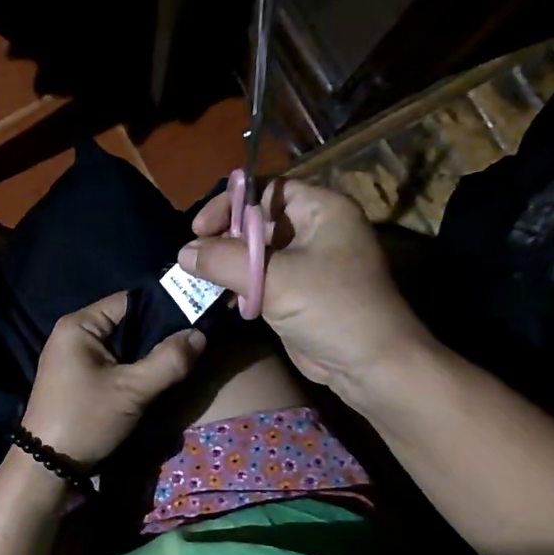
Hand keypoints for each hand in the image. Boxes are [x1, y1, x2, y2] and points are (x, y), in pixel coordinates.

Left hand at [21, 291, 207, 467]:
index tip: (196, 318)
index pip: (130, 301)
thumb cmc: (86, 420)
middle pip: (128, 323)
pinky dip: (136, 370)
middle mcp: (74, 335)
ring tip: (182, 360)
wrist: (47, 468)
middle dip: (160, 334)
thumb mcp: (132, 390)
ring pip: (124, 347)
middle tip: (195, 343)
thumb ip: (169, 361)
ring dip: (149, 355)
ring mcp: (75, 359)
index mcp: (79, 325)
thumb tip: (200, 334)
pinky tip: (158, 379)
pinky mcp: (80, 380)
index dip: (165, 307)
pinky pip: (115, 364)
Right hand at [179, 180, 428, 392]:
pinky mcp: (299, 294)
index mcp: (321, 209)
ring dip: (229, 265)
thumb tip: (184, 252)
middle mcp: (314, 230)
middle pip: (259, 221)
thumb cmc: (331, 307)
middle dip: (225, 237)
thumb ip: (225, 261)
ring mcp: (307, 264)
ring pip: (257, 254)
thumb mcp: (275, 278)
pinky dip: (241, 286)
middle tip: (195, 257)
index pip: (267, 189)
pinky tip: (221, 299)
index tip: (200, 227)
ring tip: (200, 279)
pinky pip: (262, 280)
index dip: (232, 202)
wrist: (369, 364)